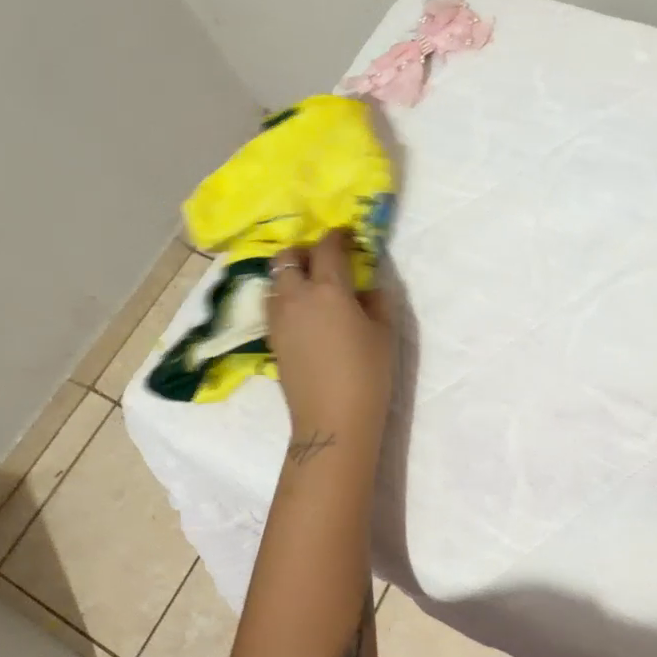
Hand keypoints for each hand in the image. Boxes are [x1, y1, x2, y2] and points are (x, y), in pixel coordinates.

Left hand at [268, 229, 393, 434]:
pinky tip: (305, 315)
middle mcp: (296, 296)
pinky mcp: (272, 340)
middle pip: (287, 257)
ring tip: (312, 287)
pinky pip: (274, 305)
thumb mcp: (385, 331)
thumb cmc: (367, 373)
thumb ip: (376, 299)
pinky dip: (286, 299)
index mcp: (328, 289)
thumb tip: (366, 286)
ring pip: (274, 281)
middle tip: (325, 261)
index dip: (338, 236)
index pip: (327, 247)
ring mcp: (278, 319)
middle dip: (304, 251)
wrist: (332, 420)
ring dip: (290, 275)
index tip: (349, 236)